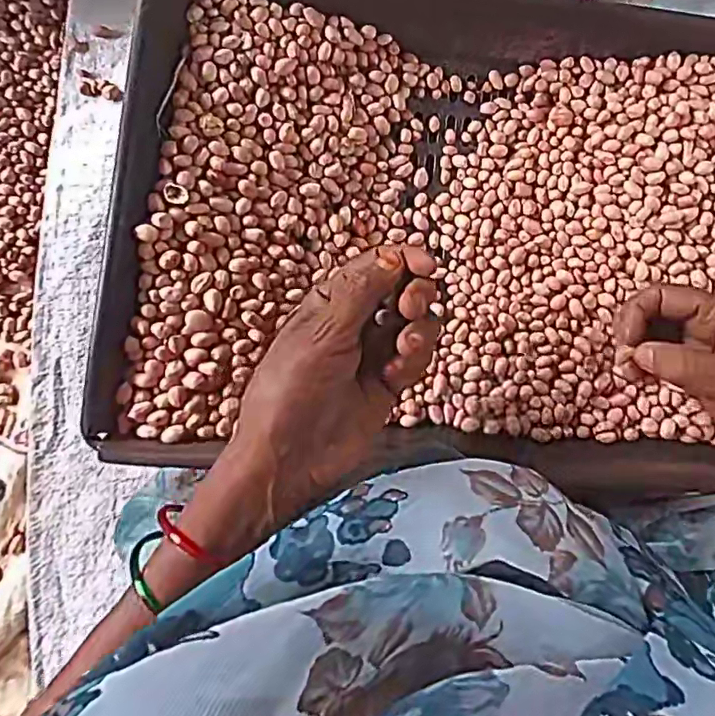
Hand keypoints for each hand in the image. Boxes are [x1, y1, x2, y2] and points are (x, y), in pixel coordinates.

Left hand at [223, 245, 440, 519]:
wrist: (287, 459)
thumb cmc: (289, 391)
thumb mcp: (321, 332)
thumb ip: (360, 292)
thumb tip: (392, 256)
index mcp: (332, 301)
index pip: (376, 264)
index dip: (404, 259)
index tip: (426, 264)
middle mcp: (355, 322)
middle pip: (403, 289)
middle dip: (415, 293)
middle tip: (409, 307)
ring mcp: (373, 353)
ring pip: (416, 324)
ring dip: (419, 329)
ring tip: (404, 348)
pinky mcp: (388, 382)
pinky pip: (417, 358)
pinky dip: (415, 360)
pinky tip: (395, 373)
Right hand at [611, 284, 714, 465]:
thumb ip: (685, 364)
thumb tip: (640, 353)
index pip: (663, 297)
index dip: (637, 312)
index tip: (626, 341)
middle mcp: (707, 327)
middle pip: (651, 315)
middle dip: (631, 332)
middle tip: (623, 358)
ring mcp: (699, 352)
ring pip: (650, 339)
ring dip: (632, 352)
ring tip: (627, 373)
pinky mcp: (695, 378)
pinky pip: (658, 365)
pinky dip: (641, 370)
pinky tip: (636, 380)